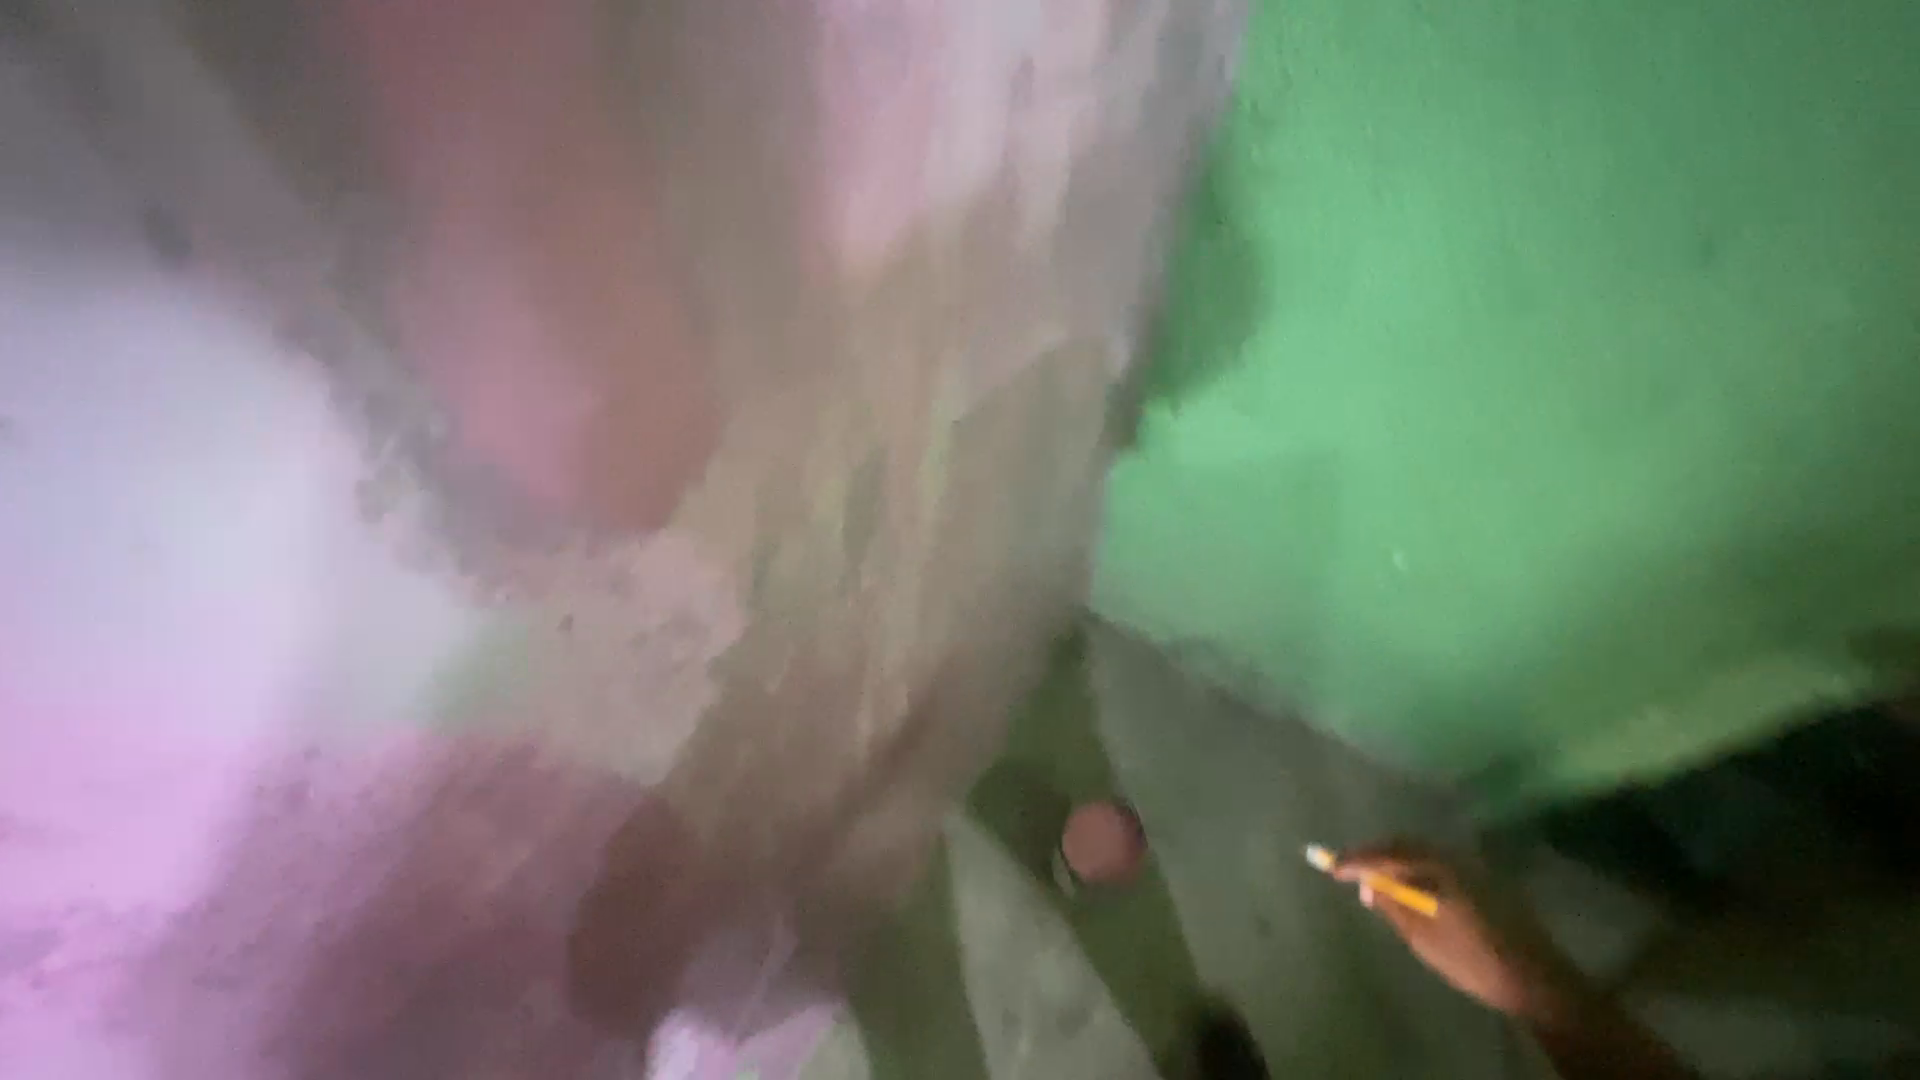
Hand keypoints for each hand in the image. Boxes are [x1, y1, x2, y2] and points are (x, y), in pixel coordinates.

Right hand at [1331, 841, 1588, 1021]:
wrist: (1538, 981)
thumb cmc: (1474, 961)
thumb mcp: (1423, 938)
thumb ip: (1392, 906)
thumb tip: (1368, 885)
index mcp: (1435, 868)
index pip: (1384, 855)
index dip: (1354, 860)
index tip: (1331, 867)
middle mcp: (1452, 857)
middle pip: (1401, 845)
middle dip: (1373, 855)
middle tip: (1350, 870)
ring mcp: (1470, 865)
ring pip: (1419, 851)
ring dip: (1393, 859)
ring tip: (1376, 879)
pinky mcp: (1481, 878)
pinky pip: (1436, 861)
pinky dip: (1414, 866)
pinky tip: (1409, 885)